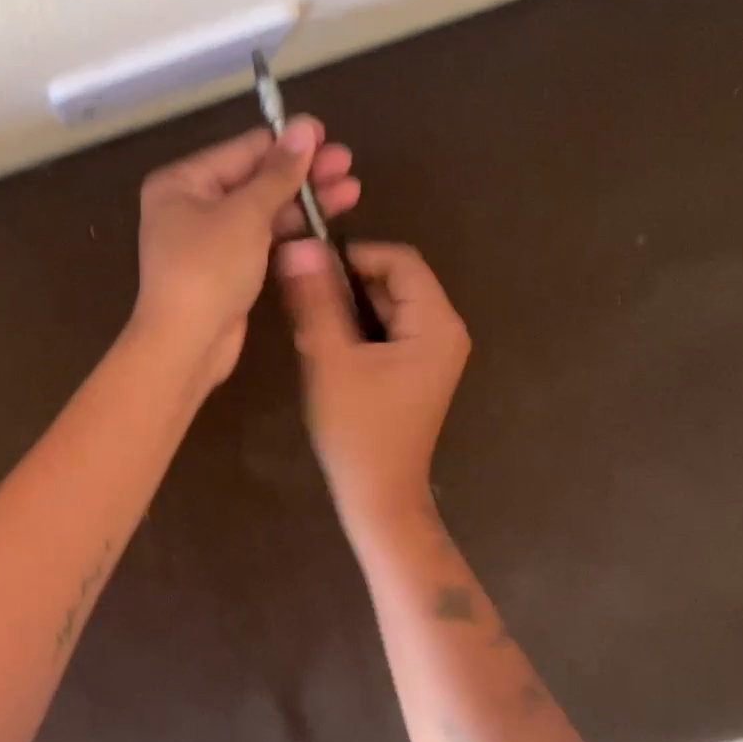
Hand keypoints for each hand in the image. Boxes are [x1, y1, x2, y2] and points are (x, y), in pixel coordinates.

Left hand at [133, 117, 360, 387]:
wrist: (187, 343)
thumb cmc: (208, 269)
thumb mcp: (246, 214)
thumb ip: (279, 172)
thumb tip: (306, 127)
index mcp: (181, 182)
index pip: (243, 150)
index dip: (288, 143)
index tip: (330, 137)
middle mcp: (189, 206)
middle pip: (253, 179)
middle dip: (301, 173)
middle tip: (348, 165)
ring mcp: (207, 240)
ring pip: (261, 211)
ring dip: (302, 201)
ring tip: (351, 191)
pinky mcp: (224, 269)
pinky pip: (260, 239)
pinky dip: (289, 230)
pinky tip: (325, 222)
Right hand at [277, 239, 469, 525]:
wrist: (378, 495)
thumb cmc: (357, 428)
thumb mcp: (329, 359)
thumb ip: (315, 300)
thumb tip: (297, 246)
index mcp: (436, 322)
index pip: (399, 260)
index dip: (351, 257)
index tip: (307, 274)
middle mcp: (444, 331)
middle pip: (394, 283)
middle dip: (345, 287)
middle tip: (302, 307)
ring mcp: (433, 354)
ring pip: (386, 308)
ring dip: (346, 311)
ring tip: (309, 332)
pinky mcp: (416, 373)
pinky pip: (387, 334)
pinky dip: (356, 333)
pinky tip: (326, 353)